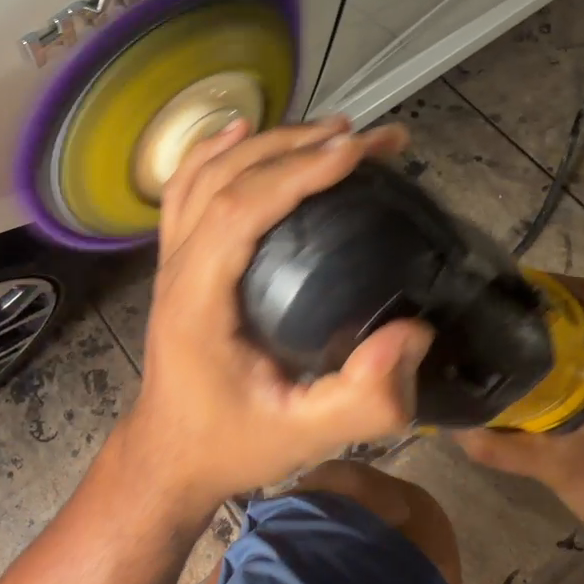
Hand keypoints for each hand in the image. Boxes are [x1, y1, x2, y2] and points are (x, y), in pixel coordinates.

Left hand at [117, 117, 433, 510]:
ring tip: (322, 131)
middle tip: (363, 137)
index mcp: (198, 299)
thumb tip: (415, 331)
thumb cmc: (230, 442)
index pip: (238, 210)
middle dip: (290, 147)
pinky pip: (185, 191)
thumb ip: (364, 398)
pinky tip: (240, 133)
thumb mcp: (303, 435)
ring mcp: (169, 259)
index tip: (357, 151)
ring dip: (258, 144)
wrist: (169, 452)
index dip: (295, 173)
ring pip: (199, 176)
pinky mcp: (175, 260)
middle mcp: (176, 266)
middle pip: (220, 180)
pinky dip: (213, 154)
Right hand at [451, 277, 583, 562]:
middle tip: (485, 316)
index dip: (546, 283)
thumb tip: (443, 418)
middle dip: (536, 311)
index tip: (498, 288)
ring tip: (497, 346)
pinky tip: (530, 386)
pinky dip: (562, 366)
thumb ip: (494, 443)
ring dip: (548, 340)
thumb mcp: (552, 468)